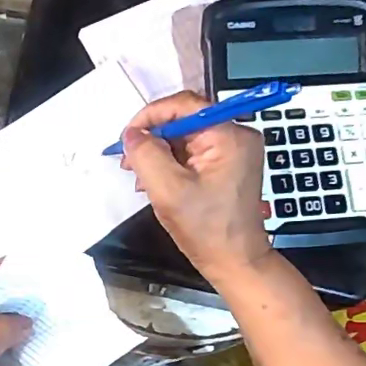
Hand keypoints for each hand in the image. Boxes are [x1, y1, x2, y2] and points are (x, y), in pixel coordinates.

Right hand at [118, 92, 274, 283]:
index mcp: (228, 137)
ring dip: (159, 154)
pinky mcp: (228, 166)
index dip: (151, 116)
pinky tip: (158, 183)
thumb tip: (133, 134)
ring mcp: (234, 152)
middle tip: (131, 161)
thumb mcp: (167, 190)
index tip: (129, 137)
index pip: (184, 105)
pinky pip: (193, 153)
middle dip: (153, 139)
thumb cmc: (208, 230)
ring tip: (143, 178)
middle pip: (184, 120)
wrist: (235, 260)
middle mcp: (236, 137)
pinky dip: (171, 164)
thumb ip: (146, 155)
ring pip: (185, 138)